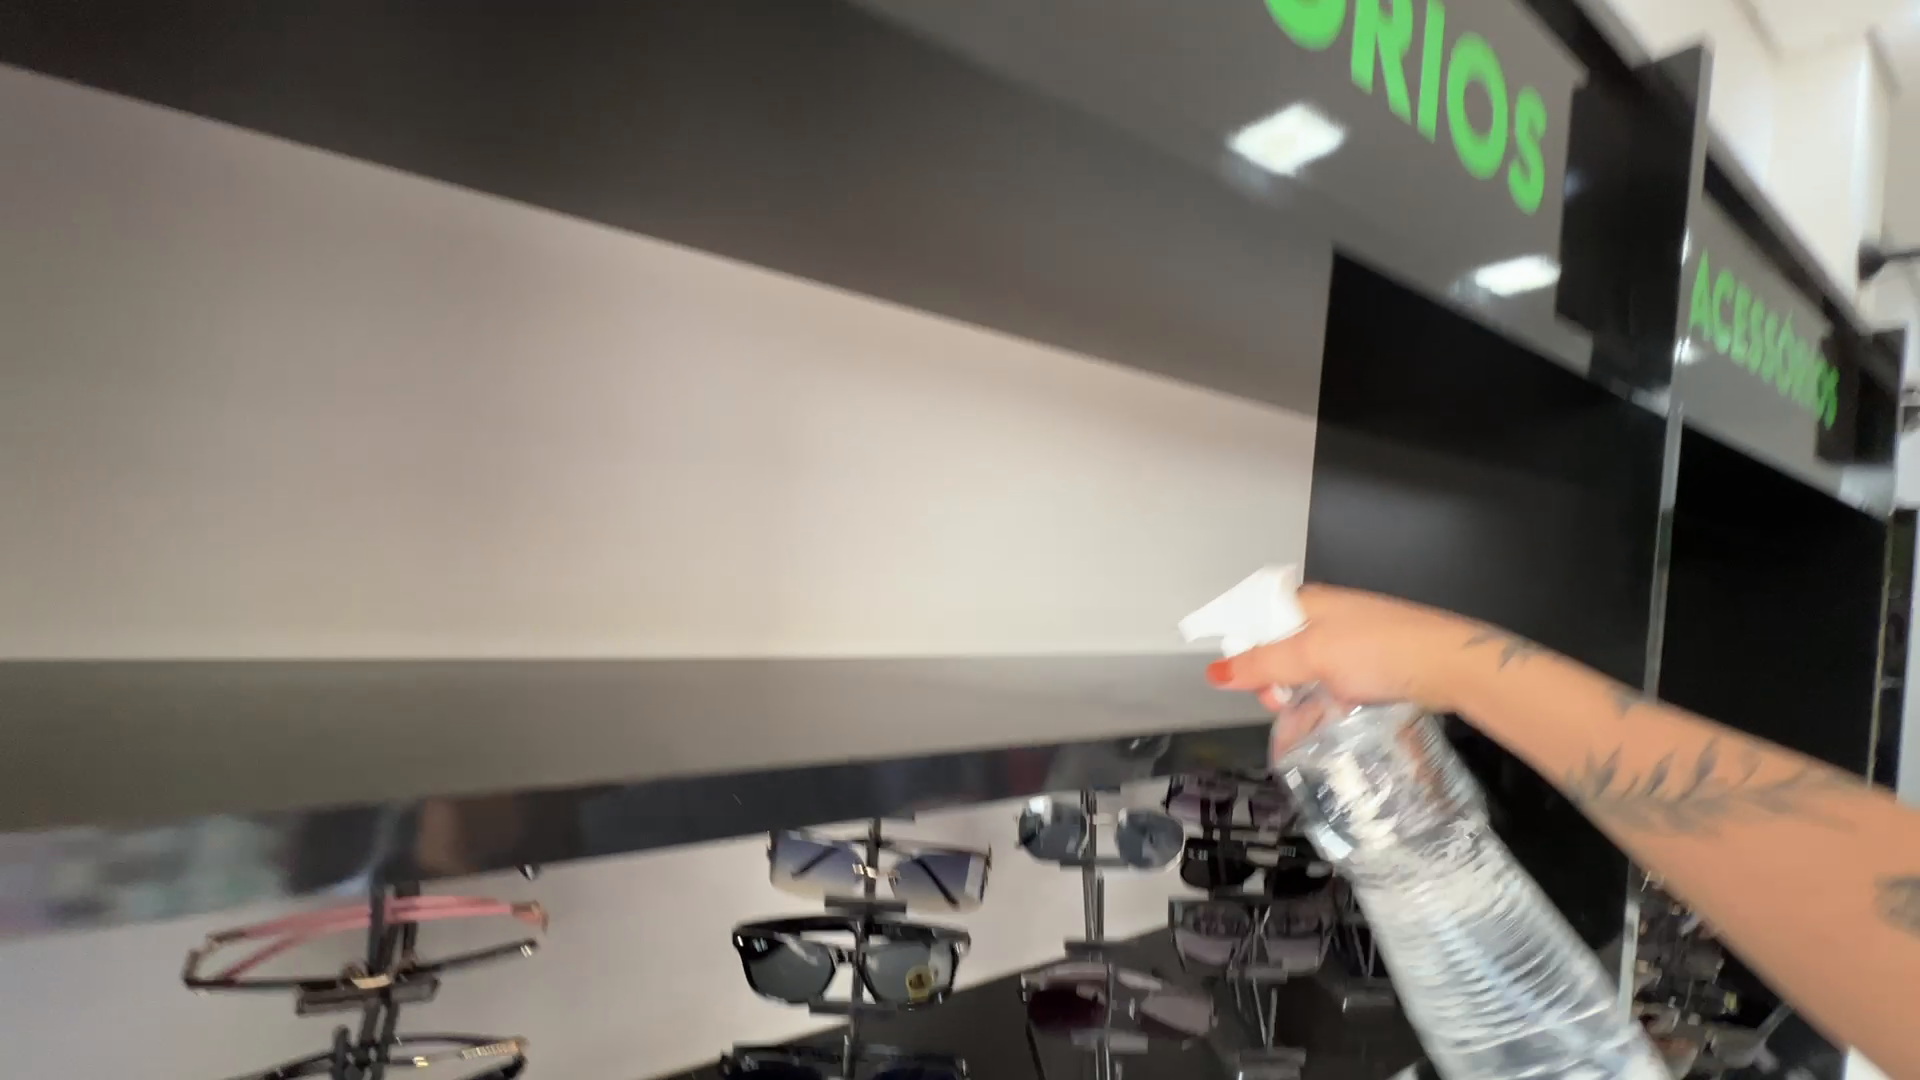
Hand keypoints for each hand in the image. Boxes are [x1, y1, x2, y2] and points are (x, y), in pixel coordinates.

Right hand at [1203, 584, 1472, 751]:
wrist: (1453, 667)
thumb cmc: (1378, 651)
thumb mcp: (1310, 657)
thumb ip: (1260, 665)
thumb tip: (1213, 673)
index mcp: (1306, 601)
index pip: (1255, 621)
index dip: (1245, 650)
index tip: (1249, 680)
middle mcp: (1325, 615)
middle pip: (1277, 649)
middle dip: (1272, 680)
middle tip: (1281, 703)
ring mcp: (1350, 640)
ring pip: (1304, 671)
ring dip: (1298, 694)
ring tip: (1307, 715)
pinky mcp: (1371, 663)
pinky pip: (1331, 682)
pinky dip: (1324, 699)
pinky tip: (1330, 714)